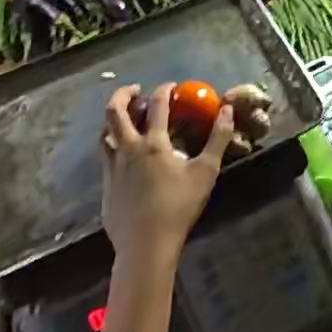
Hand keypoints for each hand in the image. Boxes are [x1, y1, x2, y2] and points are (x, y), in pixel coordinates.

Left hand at [100, 84, 234, 263]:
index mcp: (153, 143)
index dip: (165, 90)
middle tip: (136, 90)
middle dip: (123, 94)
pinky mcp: (106, 185)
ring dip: (113, 119)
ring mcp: (112, 167)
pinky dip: (113, 144)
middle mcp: (128, 149)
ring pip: (104, 133)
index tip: (172, 86)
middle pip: (115, 112)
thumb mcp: (206, 172)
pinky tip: (125, 154)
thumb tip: (227, 110)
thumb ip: (218, 138)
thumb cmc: (179, 207)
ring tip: (125, 118)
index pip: (157, 104)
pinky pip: (105, 156)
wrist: (145, 245)